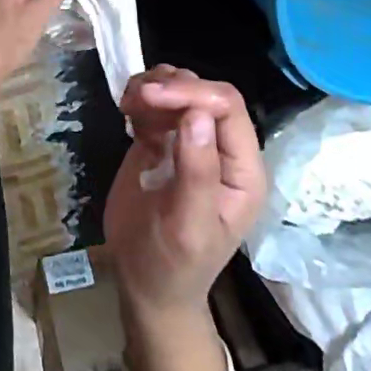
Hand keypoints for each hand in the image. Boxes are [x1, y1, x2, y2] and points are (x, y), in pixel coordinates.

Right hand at [105, 67, 266, 370]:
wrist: (145, 284)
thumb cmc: (171, 265)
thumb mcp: (186, 226)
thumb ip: (197, 172)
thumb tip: (196, 116)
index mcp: (243, 170)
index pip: (227, 108)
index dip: (192, 93)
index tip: (149, 96)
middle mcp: (224, 150)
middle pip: (205, 93)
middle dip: (171, 87)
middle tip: (133, 100)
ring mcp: (193, 143)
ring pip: (182, 90)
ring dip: (155, 86)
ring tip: (128, 104)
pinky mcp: (165, 142)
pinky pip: (159, 104)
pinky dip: (142, 96)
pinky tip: (126, 110)